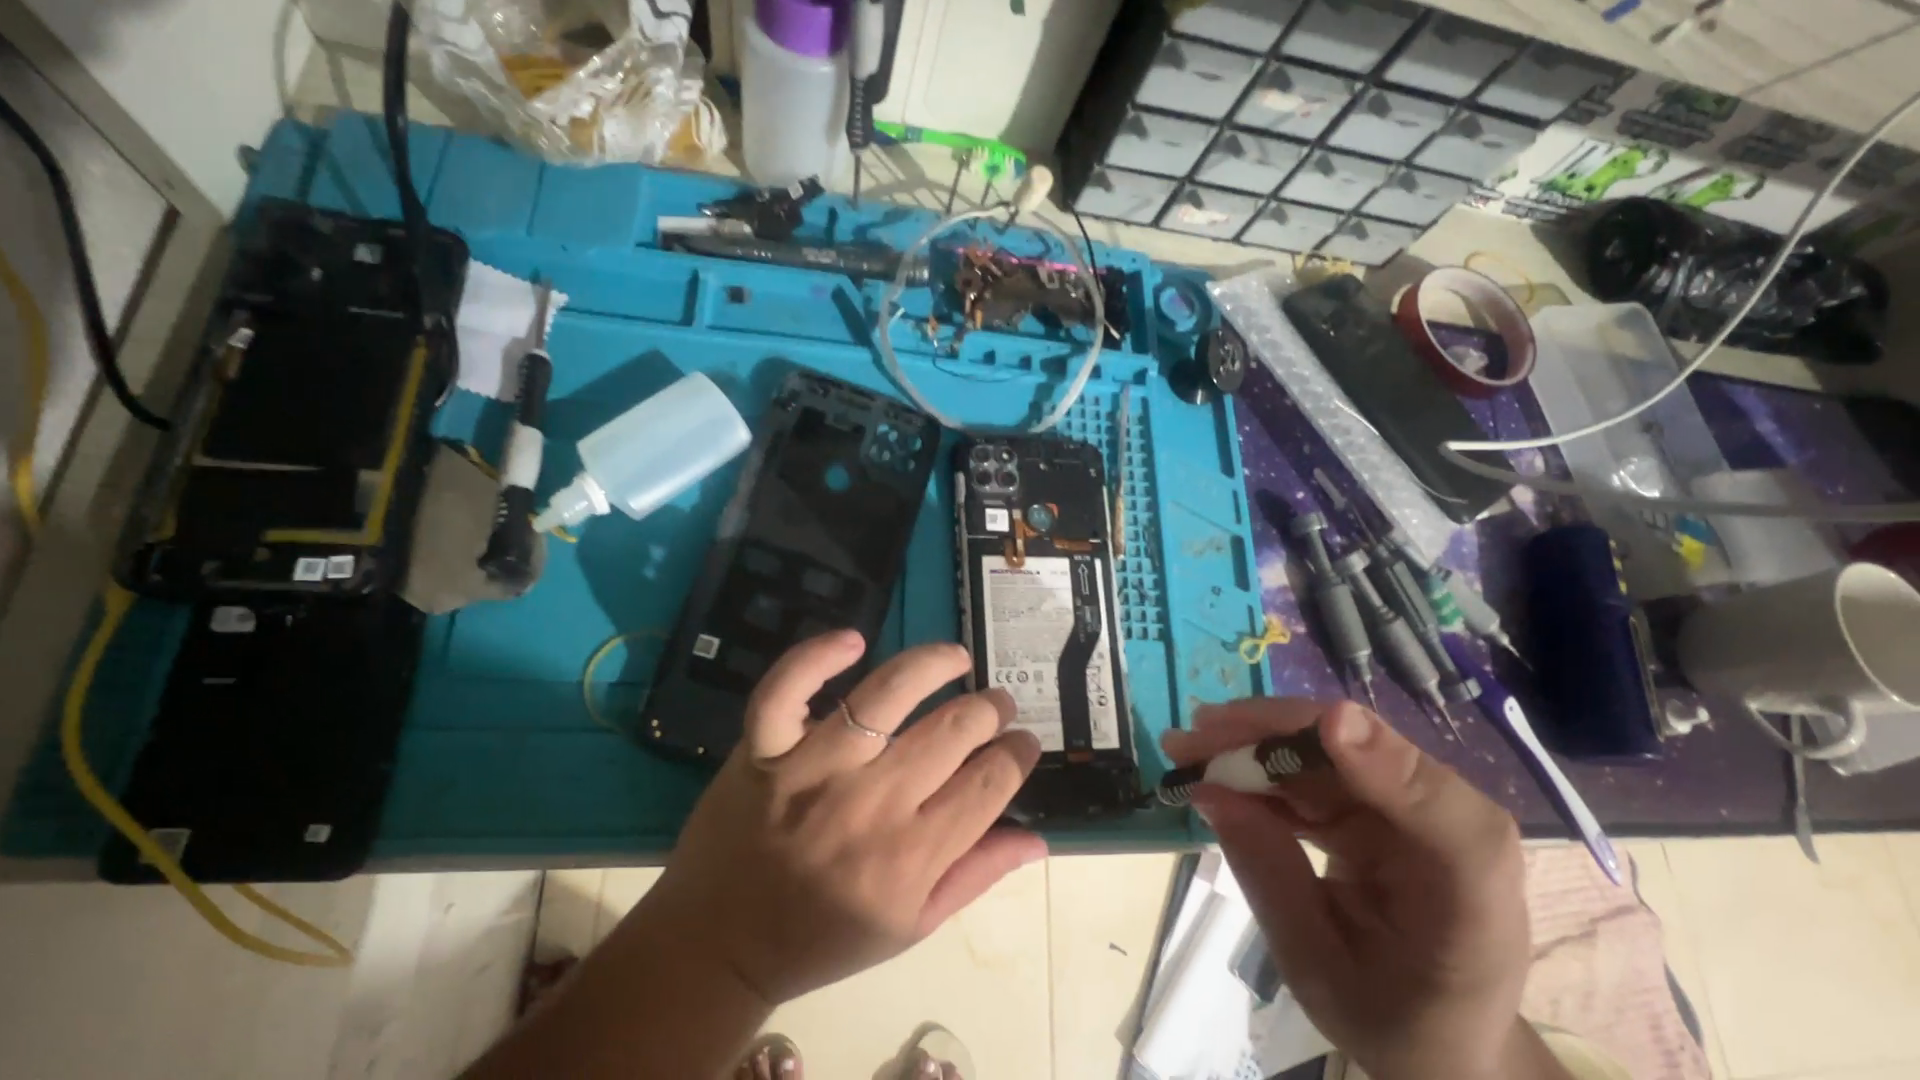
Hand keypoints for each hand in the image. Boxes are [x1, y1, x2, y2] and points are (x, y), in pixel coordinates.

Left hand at [641, 630, 1045, 1005]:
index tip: (1022, 742)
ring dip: (934, 664)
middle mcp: (869, 804)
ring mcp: (811, 770)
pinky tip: (853, 639)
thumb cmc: (820, 940)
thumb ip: (974, 876)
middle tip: (995, 706)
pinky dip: (816, 656)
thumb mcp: (909, 927)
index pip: (990, 782)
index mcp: (910, 856)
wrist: (716, 946)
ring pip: (885, 694)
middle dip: (989, 709)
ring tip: (956, 658)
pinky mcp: (762, 750)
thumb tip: (1038, 838)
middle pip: (951, 731)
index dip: (1018, 753)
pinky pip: (786, 689)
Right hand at [1163, 700, 1534, 1079]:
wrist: (1444, 1038)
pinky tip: (1216, 768)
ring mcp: (1412, 807)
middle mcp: (1448, 823)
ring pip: (1328, 751)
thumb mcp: (1320, 970)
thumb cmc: (1395, 1020)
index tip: (1327, 723)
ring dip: (1255, 744)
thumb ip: (1270, 880)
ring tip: (1185, 747)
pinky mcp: (1381, 805)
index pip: (1435, 804)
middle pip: (1363, 755)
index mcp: (1467, 880)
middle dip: (1273, 737)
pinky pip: (1315, 772)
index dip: (1381, 758)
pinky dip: (1263, 769)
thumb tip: (1209, 791)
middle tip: (1190, 738)